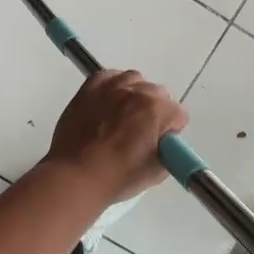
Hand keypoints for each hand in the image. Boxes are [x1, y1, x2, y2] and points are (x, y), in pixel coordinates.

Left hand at [44, 70, 188, 203]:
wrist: (75, 175)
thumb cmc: (117, 176)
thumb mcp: (157, 170)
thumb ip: (168, 149)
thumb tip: (164, 141)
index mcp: (157, 109)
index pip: (178, 114)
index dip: (170, 132)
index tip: (159, 144)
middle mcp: (136, 91)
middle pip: (158, 95)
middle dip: (154, 112)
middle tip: (140, 134)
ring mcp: (110, 87)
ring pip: (134, 81)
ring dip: (134, 96)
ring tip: (123, 118)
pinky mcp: (89, 89)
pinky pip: (108, 77)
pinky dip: (113, 86)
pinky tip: (108, 103)